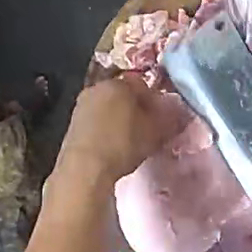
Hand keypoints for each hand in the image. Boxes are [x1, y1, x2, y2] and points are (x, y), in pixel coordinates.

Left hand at [54, 75, 174, 185]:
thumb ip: (171, 119)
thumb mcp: (156, 132)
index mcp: (118, 83)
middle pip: (123, 95)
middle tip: (148, 129)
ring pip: (108, 109)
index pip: (142, 84)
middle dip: (136, 109)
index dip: (155, 100)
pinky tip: (112, 147)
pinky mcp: (72, 125)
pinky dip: (106, 130)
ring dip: (120, 120)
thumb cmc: (123, 144)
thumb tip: (180, 112)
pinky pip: (96, 122)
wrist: (84, 168)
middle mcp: (96, 88)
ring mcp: (81, 106)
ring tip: (131, 141)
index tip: (162, 118)